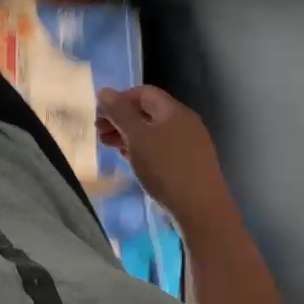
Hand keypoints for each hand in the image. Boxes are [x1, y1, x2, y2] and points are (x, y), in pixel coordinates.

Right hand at [96, 85, 236, 233]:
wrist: (203, 213)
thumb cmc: (166, 168)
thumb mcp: (137, 137)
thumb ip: (119, 112)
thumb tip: (104, 91)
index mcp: (174, 112)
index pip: (143, 93)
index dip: (119, 99)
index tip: (100, 115)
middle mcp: (185, 124)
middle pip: (147, 112)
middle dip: (121, 119)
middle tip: (99, 132)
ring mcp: (189, 145)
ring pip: (153, 132)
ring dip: (128, 135)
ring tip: (109, 147)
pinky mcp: (189, 165)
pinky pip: (161, 148)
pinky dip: (142, 149)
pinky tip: (129, 160)